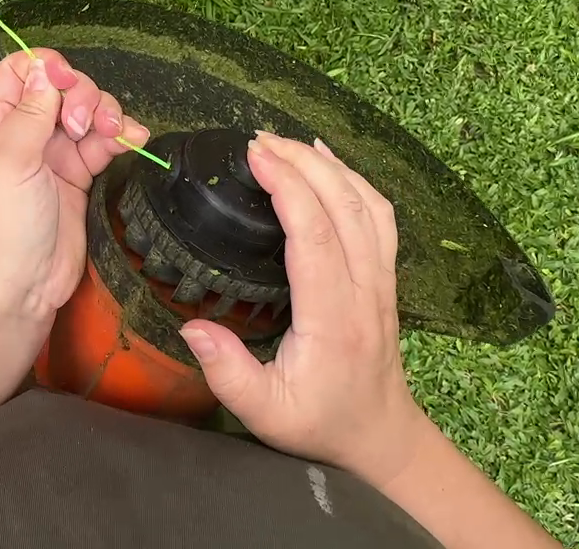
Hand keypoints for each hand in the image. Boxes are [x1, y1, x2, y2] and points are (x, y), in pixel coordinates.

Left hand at [0, 50, 148, 325]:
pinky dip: (120, 136)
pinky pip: (101, 143)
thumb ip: (29, 111)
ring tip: (114, 134)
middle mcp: (20, 133)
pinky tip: (134, 139)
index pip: (16, 72)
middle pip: (58, 88)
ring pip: (84, 112)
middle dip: (80, 95)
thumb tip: (44, 67)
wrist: (15, 292)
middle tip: (81, 124)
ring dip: (105, 113)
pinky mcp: (77, 177)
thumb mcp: (7, 161)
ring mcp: (50, 155)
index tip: (65, 82)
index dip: (44, 67)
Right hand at [179, 132, 435, 486]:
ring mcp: (382, 279)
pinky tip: (327, 158)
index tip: (256, 156)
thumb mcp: (265, 413)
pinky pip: (379, 214)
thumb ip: (228, 373)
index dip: (289, 188)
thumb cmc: (319, 422)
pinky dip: (354, 177)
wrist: (381, 438)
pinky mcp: (386, 274)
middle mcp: (365, 290)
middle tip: (259, 140)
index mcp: (333, 318)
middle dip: (303, 163)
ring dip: (327, 164)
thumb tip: (192, 327)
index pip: (316, 236)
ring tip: (286, 142)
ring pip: (367, 204)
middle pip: (345, 206)